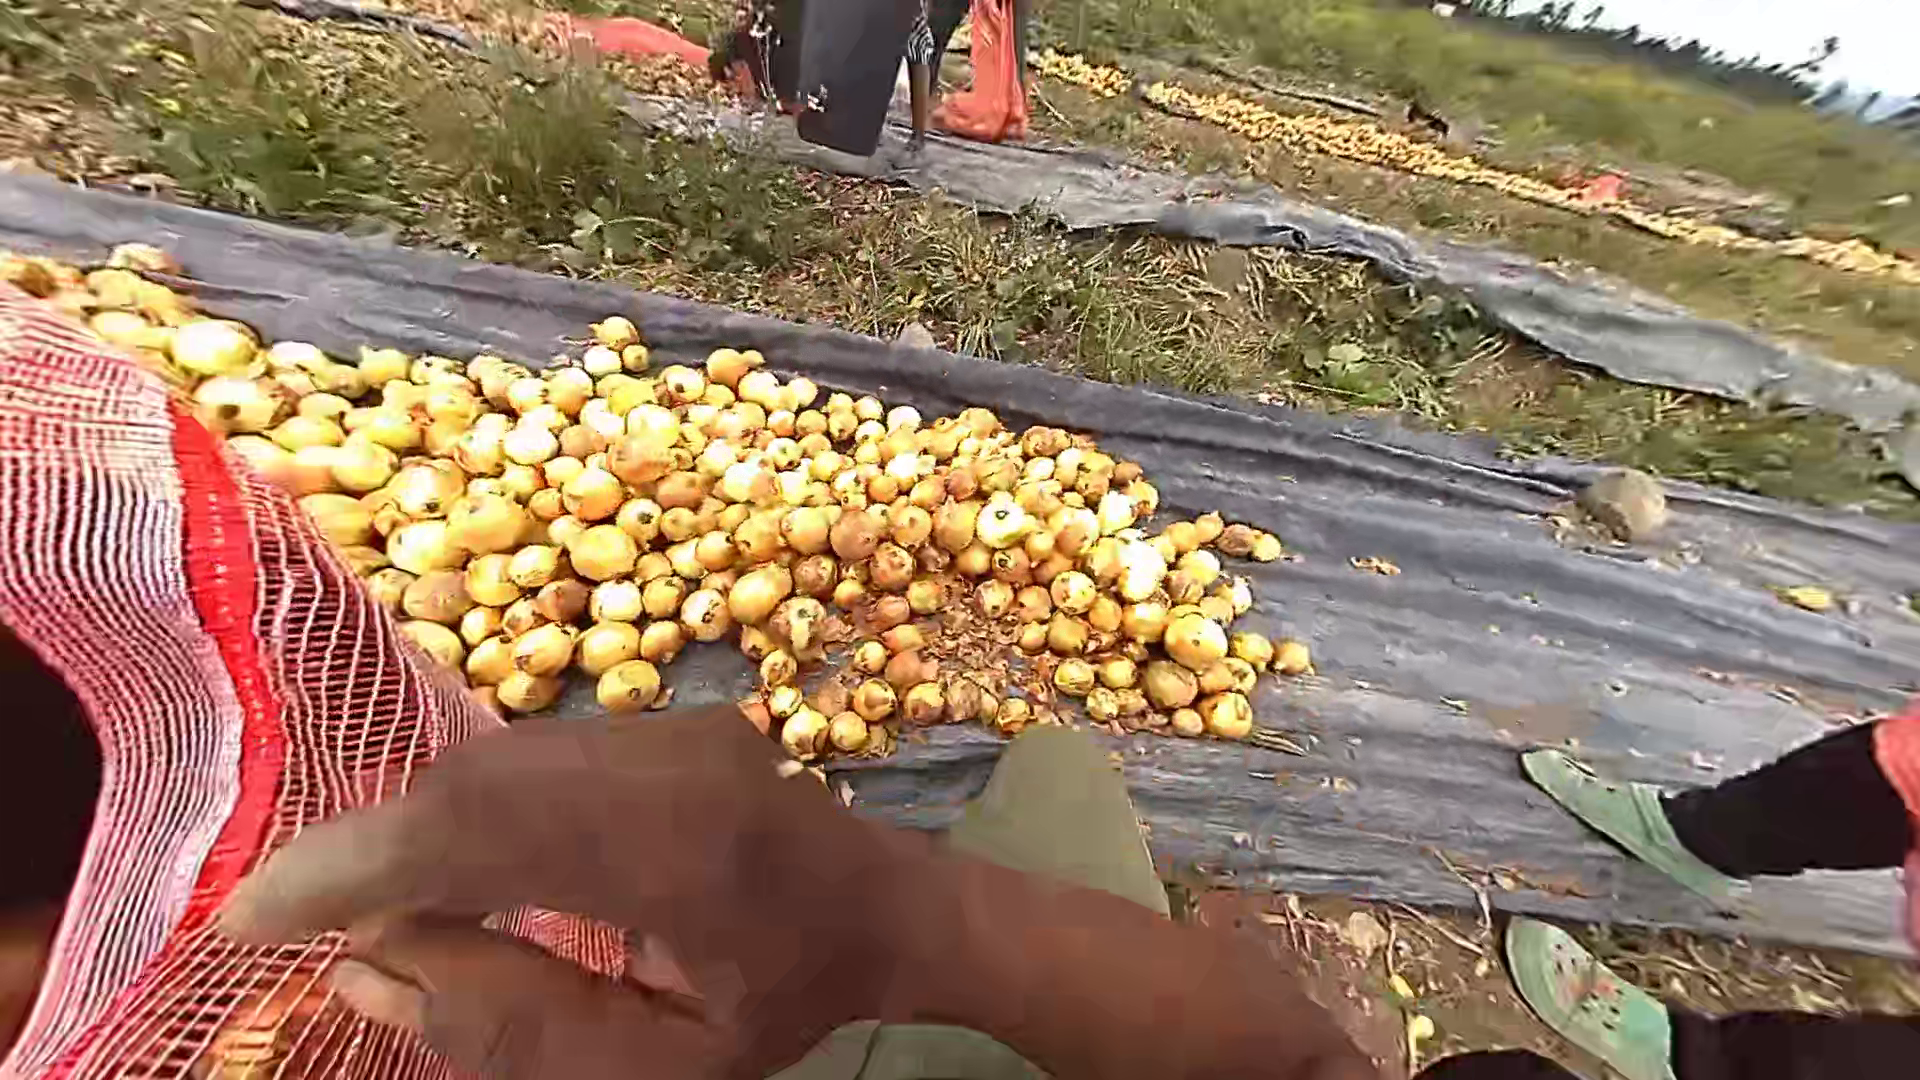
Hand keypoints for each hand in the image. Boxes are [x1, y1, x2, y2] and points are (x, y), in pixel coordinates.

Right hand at [220, 707, 919, 1078]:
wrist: (885, 898)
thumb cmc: (786, 991)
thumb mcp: (660, 1065)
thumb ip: (514, 1021)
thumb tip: (371, 962)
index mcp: (681, 849)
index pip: (487, 828)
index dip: (356, 860)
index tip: (252, 912)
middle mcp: (682, 762)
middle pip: (494, 772)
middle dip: (385, 835)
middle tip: (316, 911)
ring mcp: (693, 729)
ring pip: (524, 750)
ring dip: (439, 812)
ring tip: (393, 892)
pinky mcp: (694, 723)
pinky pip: (567, 746)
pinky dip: (500, 792)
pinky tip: (483, 850)